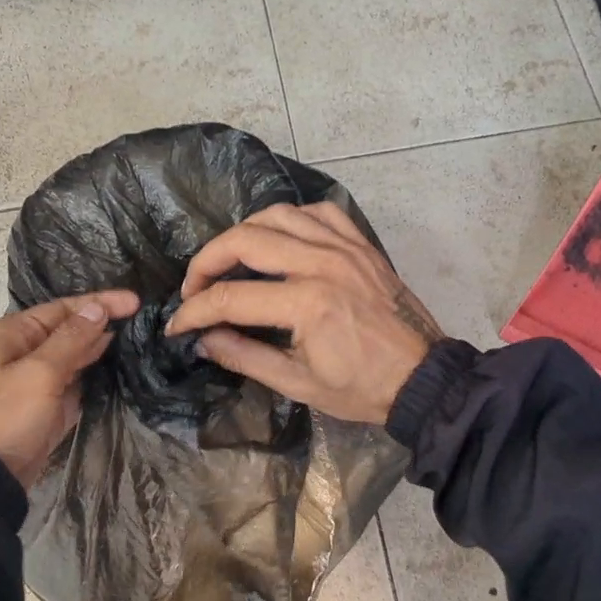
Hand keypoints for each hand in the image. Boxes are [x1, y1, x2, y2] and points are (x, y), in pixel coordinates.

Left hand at [0, 290, 139, 487]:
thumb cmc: (5, 415)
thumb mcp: (39, 372)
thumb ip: (72, 339)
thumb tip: (97, 309)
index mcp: (14, 334)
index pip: (64, 309)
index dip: (100, 303)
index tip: (135, 302)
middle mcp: (24, 352)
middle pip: (70, 330)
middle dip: (103, 323)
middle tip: (142, 321)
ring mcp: (36, 382)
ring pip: (74, 357)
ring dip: (101, 349)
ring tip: (136, 340)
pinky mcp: (47, 408)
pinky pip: (75, 383)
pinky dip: (94, 376)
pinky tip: (118, 369)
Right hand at [167, 203, 444, 424]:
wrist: (423, 378)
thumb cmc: (361, 388)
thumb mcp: (298, 383)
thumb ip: (245, 356)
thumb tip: (203, 339)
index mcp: (306, 304)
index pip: (230, 297)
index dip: (194, 310)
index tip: (177, 324)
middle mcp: (322, 264)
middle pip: (245, 240)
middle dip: (206, 261)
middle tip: (193, 286)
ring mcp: (344, 247)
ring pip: (277, 214)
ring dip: (243, 233)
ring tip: (228, 259)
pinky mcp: (360, 243)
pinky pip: (318, 212)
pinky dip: (290, 219)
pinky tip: (280, 238)